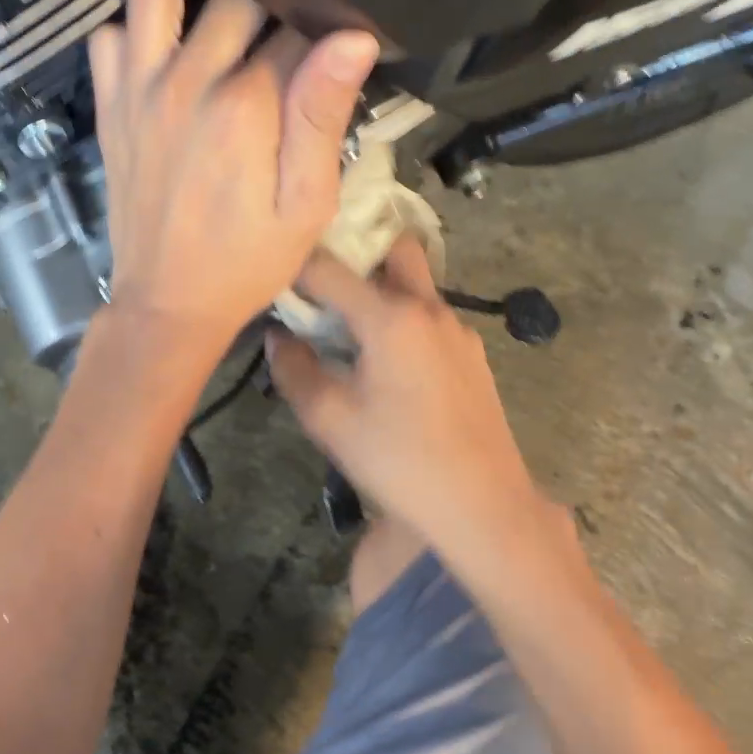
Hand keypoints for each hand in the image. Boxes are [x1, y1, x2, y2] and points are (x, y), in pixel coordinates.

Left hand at [88, 0, 378, 348]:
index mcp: (246, 107)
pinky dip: (135, 24)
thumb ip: (322, 117)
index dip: (320, 23)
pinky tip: (165, 39)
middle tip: (284, 19)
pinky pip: (108, 36)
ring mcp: (139, 92)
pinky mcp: (111, 109)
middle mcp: (186, 83)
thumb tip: (351, 37)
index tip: (330, 40)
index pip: (295, 26)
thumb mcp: (306, 205)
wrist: (168, 303)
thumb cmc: (246, 262)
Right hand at [268, 239, 562, 570]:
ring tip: (343, 326)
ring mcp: (457, 330)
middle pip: (391, 249)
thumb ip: (293, 369)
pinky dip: (399, 319)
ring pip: (414, 282)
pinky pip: (428, 316)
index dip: (294, 268)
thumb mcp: (327, 419)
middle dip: (352, 253)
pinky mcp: (471, 355)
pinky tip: (381, 362)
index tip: (271, 279)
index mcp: (391, 317)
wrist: (481, 505)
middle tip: (318, 286)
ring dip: (378, 288)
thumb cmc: (397, 460)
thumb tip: (278, 337)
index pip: (328, 268)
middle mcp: (429, 309)